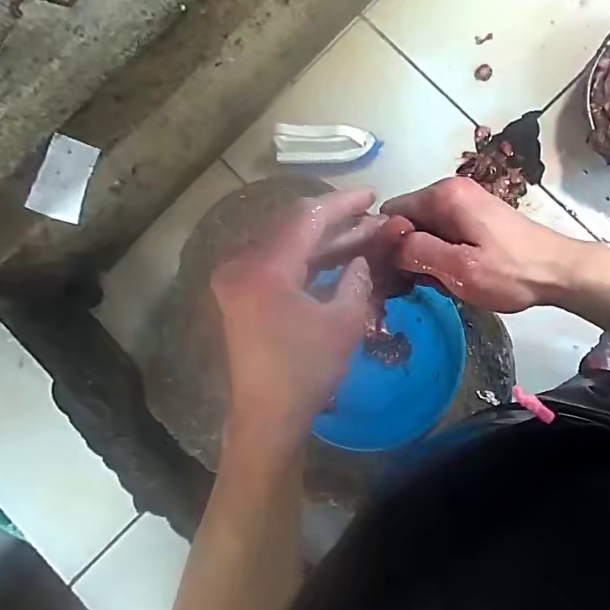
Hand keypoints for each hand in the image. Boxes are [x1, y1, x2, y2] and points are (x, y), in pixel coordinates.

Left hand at [209, 189, 407, 448]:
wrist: (268, 414)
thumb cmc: (308, 369)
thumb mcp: (344, 321)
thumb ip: (356, 279)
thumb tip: (361, 259)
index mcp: (266, 267)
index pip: (306, 219)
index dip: (343, 205)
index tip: (372, 196)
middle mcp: (242, 264)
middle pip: (293, 227)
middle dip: (336, 223)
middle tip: (373, 219)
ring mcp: (236, 279)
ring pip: (285, 245)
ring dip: (323, 241)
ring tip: (362, 237)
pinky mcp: (240, 295)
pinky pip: (276, 263)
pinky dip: (306, 260)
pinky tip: (336, 259)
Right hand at [381, 177, 597, 311]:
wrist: (562, 272)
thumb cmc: (513, 273)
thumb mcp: (461, 269)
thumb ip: (418, 253)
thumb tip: (386, 243)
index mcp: (444, 195)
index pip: (391, 213)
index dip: (386, 244)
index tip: (393, 274)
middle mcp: (452, 190)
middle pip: (408, 221)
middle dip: (408, 253)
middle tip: (421, 284)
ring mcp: (467, 203)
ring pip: (426, 231)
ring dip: (428, 258)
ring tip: (445, 283)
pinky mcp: (478, 219)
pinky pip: (445, 235)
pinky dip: (445, 256)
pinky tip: (457, 277)